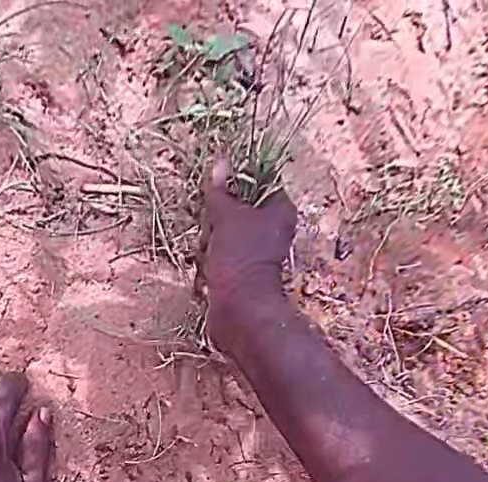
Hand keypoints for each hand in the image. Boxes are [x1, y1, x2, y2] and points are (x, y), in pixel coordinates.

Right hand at [197, 159, 296, 349]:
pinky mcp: (239, 275)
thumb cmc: (239, 261)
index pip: (252, 184)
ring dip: (208, 246)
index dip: (231, 190)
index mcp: (279, 210)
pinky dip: (209, 267)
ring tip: (209, 260)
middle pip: (232, 211)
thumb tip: (220, 162)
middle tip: (212, 236)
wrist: (238, 313)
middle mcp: (271, 231)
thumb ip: (221, 191)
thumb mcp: (227, 217)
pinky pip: (217, 260)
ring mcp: (254, 255)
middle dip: (214, 224)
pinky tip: (209, 276)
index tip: (218, 202)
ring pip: (220, 237)